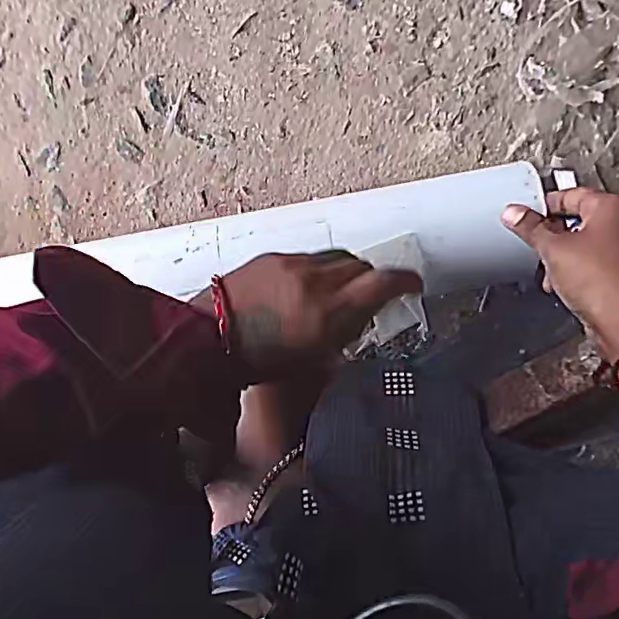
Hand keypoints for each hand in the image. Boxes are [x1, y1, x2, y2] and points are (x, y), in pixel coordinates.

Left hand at [195, 251, 423, 378]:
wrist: (205, 341)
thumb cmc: (250, 361)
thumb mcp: (307, 361)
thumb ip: (340, 340)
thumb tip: (357, 328)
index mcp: (328, 312)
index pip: (384, 282)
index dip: (406, 281)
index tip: (412, 285)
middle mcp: (314, 282)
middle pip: (363, 265)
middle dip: (372, 280)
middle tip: (369, 297)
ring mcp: (293, 265)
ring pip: (337, 257)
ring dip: (345, 272)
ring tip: (335, 293)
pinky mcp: (273, 257)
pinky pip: (308, 256)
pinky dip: (317, 269)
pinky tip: (305, 288)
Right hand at [500, 188, 618, 357]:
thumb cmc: (603, 281)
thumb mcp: (553, 250)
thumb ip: (531, 228)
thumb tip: (514, 213)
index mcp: (613, 206)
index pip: (571, 195)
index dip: (543, 207)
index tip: (526, 218)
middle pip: (580, 220)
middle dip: (554, 238)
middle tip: (539, 250)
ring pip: (589, 244)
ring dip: (565, 258)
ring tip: (553, 275)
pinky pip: (600, 263)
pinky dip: (581, 272)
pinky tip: (570, 287)